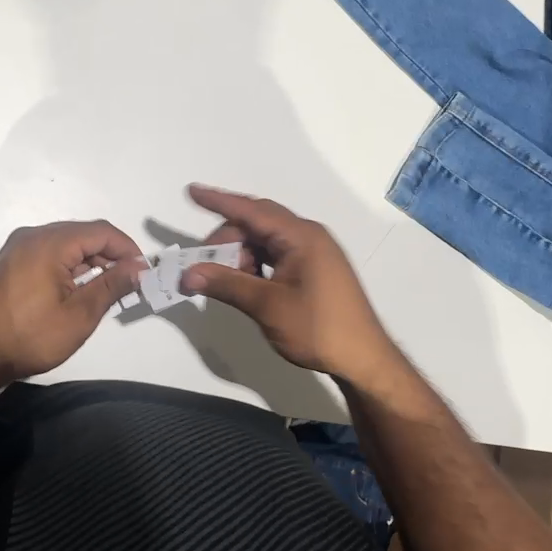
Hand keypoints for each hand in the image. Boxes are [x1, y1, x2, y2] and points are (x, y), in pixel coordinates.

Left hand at [0, 220, 145, 400]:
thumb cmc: (29, 338)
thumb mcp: (78, 315)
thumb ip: (111, 285)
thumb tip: (138, 267)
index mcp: (49, 243)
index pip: (101, 231)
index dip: (128, 249)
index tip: (145, 272)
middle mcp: (32, 236)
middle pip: (83, 234)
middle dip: (111, 255)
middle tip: (132, 282)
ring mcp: (17, 249)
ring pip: (66, 244)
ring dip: (90, 262)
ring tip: (110, 289)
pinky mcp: (10, 264)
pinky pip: (49, 254)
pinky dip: (69, 267)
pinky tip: (80, 289)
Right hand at [179, 184, 403, 384]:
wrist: (364, 359)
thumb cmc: (318, 328)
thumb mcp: (267, 306)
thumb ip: (226, 284)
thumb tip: (187, 274)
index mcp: (301, 236)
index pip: (252, 210)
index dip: (219, 201)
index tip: (190, 192)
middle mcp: (308, 236)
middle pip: (256, 224)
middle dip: (226, 240)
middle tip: (202, 266)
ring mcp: (313, 253)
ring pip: (265, 241)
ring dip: (241, 256)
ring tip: (226, 282)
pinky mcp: (314, 269)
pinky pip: (276, 255)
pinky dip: (256, 265)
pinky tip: (246, 284)